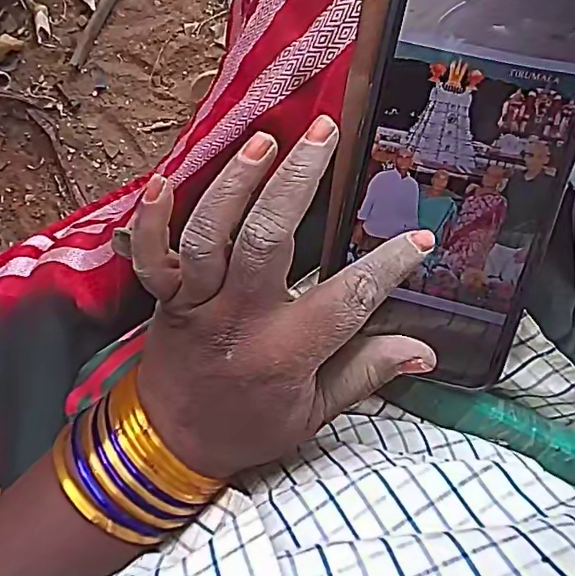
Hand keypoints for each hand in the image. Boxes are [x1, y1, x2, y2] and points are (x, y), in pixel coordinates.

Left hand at [128, 115, 436, 477]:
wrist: (169, 439)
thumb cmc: (246, 425)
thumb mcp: (313, 414)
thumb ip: (365, 375)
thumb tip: (423, 351)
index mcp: (285, 352)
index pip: (346, 300)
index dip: (386, 267)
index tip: (418, 240)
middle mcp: (239, 318)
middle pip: (267, 241)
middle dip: (297, 182)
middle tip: (323, 136)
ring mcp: (196, 302)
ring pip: (210, 236)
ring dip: (234, 185)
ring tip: (264, 142)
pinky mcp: (164, 296)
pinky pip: (151, 255)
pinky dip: (152, 220)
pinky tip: (163, 181)